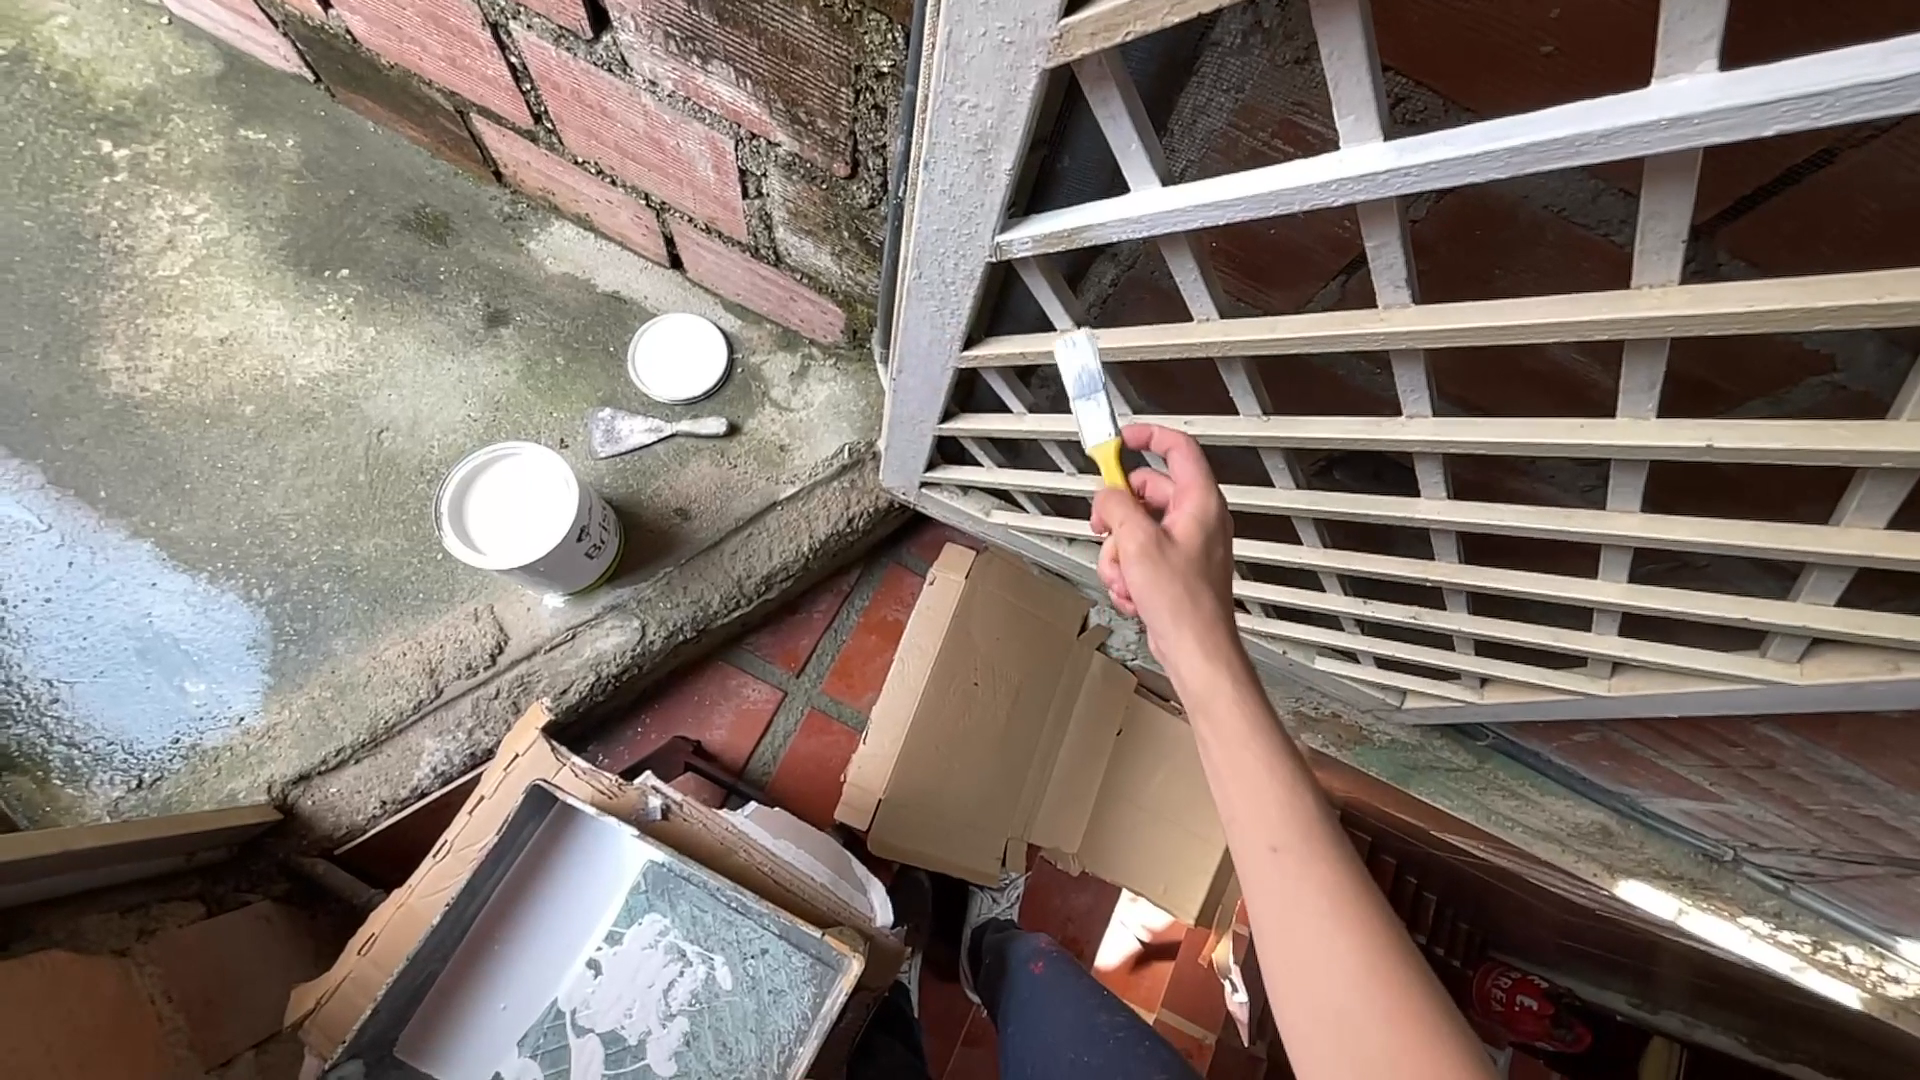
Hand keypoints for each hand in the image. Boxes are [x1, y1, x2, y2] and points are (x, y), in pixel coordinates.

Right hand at [1089, 424, 1236, 670]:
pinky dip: (1127, 572)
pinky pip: (1138, 555)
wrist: (1195, 649)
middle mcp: (1196, 519)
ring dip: (1119, 553)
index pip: (1177, 448)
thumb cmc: (1183, 603)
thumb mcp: (1137, 543)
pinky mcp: (1173, 568)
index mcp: (1199, 502)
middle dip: (1117, 515)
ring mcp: (1185, 544)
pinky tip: (1132, 593)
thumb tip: (1106, 495)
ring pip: (1135, 527)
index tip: (1120, 441)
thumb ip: (1116, 507)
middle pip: (1146, 492)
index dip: (1147, 437)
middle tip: (1104, 529)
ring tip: (1125, 576)